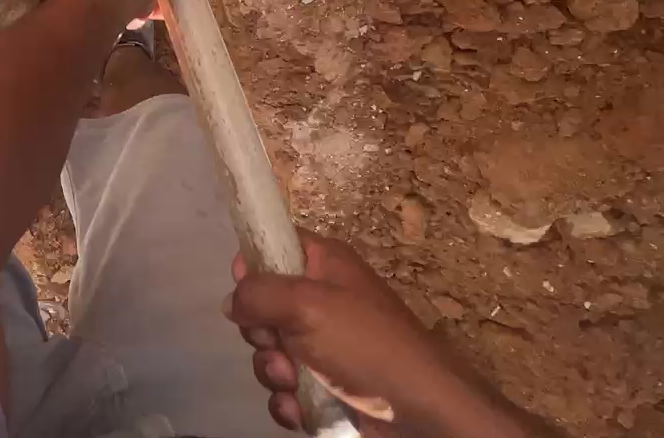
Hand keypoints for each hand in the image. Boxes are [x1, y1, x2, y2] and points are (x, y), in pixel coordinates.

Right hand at [227, 235, 552, 437]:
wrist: (431, 422)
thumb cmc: (370, 346)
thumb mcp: (306, 304)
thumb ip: (257, 293)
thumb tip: (232, 304)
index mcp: (323, 264)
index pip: (272, 245)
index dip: (252, 266)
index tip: (248, 289)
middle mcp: (321, 301)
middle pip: (262, 303)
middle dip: (260, 331)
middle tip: (278, 344)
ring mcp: (325, 347)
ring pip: (270, 349)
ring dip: (271, 369)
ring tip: (292, 383)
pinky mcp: (327, 388)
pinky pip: (285, 387)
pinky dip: (285, 399)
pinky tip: (297, 410)